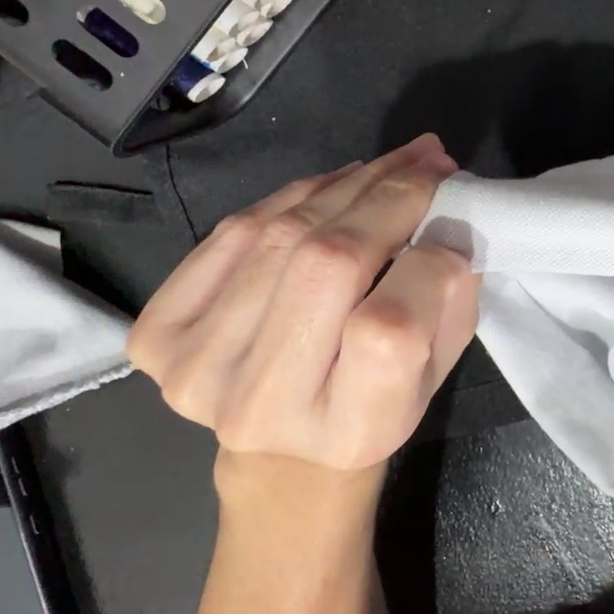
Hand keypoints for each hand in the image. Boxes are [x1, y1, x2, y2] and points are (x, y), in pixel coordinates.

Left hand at [128, 134, 478, 474]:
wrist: (286, 453)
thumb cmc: (382, 403)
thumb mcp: (440, 363)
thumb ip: (450, 296)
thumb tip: (445, 214)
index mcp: (350, 428)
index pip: (389, 327)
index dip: (429, 260)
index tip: (456, 223)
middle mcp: (261, 405)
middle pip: (328, 265)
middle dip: (390, 196)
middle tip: (432, 160)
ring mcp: (196, 369)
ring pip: (281, 236)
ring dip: (349, 183)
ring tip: (395, 163)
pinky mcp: (158, 337)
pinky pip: (234, 232)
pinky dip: (295, 195)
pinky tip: (337, 182)